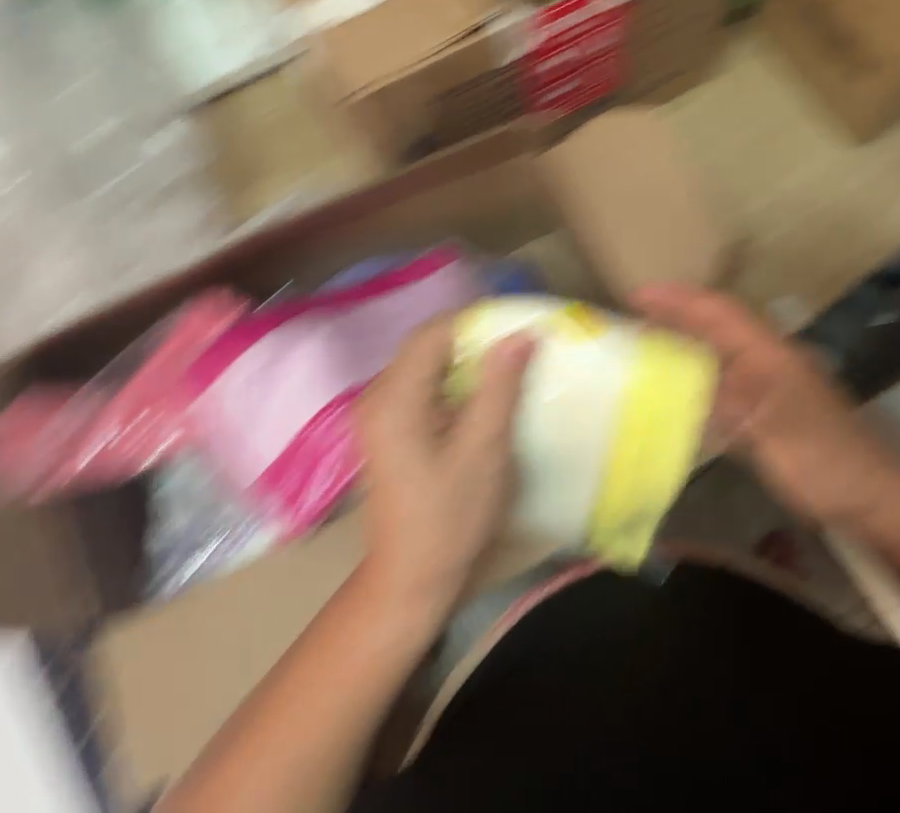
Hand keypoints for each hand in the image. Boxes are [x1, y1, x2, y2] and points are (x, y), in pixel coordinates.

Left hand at [355, 317, 534, 610]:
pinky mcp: (389, 433)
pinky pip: (423, 390)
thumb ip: (501, 386)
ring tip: (512, 367)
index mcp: (394, 399)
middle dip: (475, 340)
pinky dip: (455, 384)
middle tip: (522, 346)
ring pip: (426, 367)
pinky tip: (486, 398)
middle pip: (426, 347)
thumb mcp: (485, 448)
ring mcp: (379, 417)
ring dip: (467, 362)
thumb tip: (521, 333)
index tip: (520, 326)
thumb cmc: (450, 515)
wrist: (412, 577)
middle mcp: (378, 398)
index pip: (433, 334)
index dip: (477, 322)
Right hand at [632, 284, 899, 530]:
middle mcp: (772, 362)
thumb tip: (675, 379)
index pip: (720, 312)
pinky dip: (698, 382)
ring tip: (645, 349)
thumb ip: (722, 399)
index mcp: (772, 355)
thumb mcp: (769, 428)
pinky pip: (726, 387)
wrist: (872, 498)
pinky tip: (679, 396)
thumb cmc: (823, 460)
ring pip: (722, 355)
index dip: (678, 300)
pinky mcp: (774, 417)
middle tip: (631, 319)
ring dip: (686, 345)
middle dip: (677, 316)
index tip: (635, 296)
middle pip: (720, 327)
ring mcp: (775, 389)